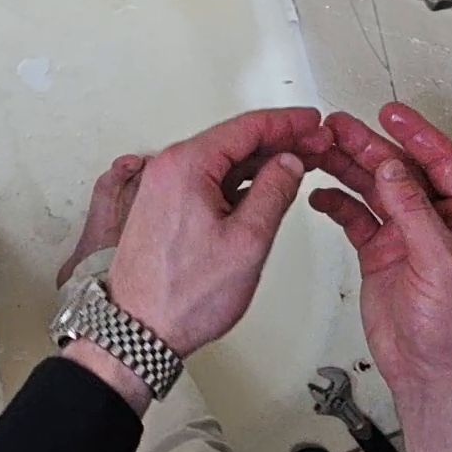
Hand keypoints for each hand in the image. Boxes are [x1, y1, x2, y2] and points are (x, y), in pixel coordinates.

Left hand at [107, 108, 332, 357]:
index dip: (287, 122)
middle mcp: (169, 169)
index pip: (246, 127)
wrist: (137, 330)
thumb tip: (289, 163)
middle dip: (278, 140)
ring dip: (261, 160)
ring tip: (298, 163)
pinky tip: (264, 188)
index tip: (313, 122)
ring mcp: (164, 188)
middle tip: (315, 142)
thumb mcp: (247, 241)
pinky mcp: (165, 207)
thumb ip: (274, 193)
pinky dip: (240, 180)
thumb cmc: (182, 296)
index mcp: (186, 166)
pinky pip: (209, 180)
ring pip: (222, 161)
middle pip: (233, 140)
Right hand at [310, 102, 451, 451]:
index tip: (389, 114)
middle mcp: (437, 221)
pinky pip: (357, 217)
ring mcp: (407, 236)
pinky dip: (338, 203)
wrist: (433, 377)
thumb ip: (415, 215)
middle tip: (338, 126)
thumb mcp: (442, 266)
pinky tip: (321, 193)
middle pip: (400, 170)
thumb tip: (393, 171)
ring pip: (375, 189)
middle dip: (369, 145)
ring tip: (322, 149)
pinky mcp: (382, 253)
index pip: (442, 162)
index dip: (415, 134)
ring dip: (349, 168)